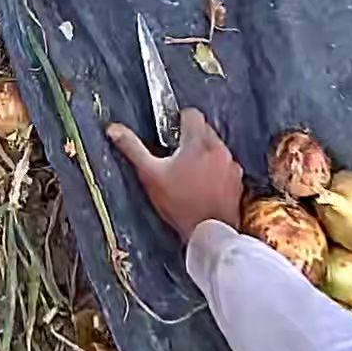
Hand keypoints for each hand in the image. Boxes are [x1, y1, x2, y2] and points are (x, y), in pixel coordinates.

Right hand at [105, 108, 243, 242]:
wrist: (209, 236)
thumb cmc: (179, 204)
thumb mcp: (150, 174)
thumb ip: (132, 148)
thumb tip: (113, 129)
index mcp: (198, 142)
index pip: (192, 113)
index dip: (178, 120)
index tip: (170, 134)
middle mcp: (218, 149)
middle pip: (204, 130)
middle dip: (190, 138)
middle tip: (175, 156)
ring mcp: (231, 166)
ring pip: (215, 147)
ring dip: (204, 154)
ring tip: (188, 172)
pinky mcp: (238, 182)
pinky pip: (225, 166)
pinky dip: (215, 170)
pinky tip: (202, 185)